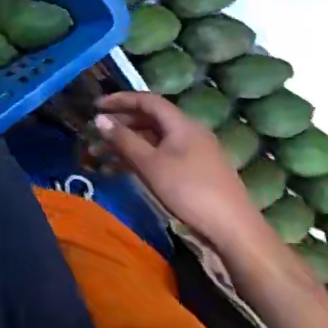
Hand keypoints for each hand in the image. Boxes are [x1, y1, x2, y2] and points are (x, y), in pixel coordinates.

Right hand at [94, 92, 273, 249]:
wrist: (232, 227)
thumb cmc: (189, 190)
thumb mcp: (150, 165)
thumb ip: (124, 140)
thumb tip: (99, 119)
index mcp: (182, 124)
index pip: (148, 101)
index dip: (120, 100)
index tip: (95, 106)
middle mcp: (190, 132)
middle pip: (151, 119)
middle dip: (121, 124)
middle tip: (96, 132)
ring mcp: (195, 152)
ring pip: (154, 140)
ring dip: (128, 144)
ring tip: (101, 156)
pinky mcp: (196, 170)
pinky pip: (162, 155)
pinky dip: (141, 158)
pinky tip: (123, 171)